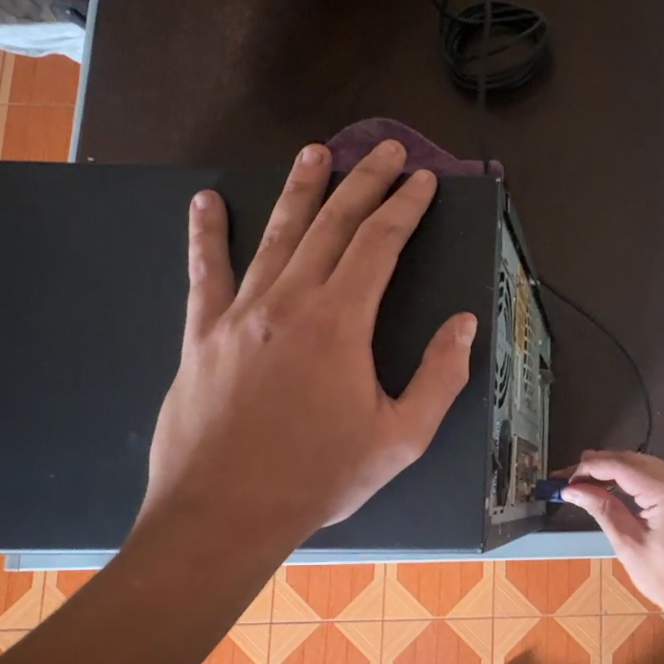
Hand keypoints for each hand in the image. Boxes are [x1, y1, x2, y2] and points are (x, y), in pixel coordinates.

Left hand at [140, 141, 475, 543]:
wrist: (223, 514)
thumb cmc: (320, 478)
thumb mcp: (401, 437)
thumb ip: (438, 377)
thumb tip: (463, 324)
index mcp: (340, 324)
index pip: (379, 245)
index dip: (404, 207)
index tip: (422, 179)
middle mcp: (288, 303)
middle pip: (330, 225)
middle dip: (363, 182)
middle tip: (384, 149)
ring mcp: (238, 314)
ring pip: (274, 236)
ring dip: (298, 191)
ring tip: (315, 153)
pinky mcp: (200, 334)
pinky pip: (205, 273)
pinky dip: (206, 235)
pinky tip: (206, 203)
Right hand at [559, 451, 663, 618]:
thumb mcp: (629, 544)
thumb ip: (602, 508)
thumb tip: (572, 489)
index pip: (622, 466)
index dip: (590, 468)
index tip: (563, 477)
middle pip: (633, 461)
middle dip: (599, 467)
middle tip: (567, 478)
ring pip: (644, 465)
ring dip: (615, 470)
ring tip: (583, 480)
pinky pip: (657, 474)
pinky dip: (633, 478)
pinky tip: (612, 485)